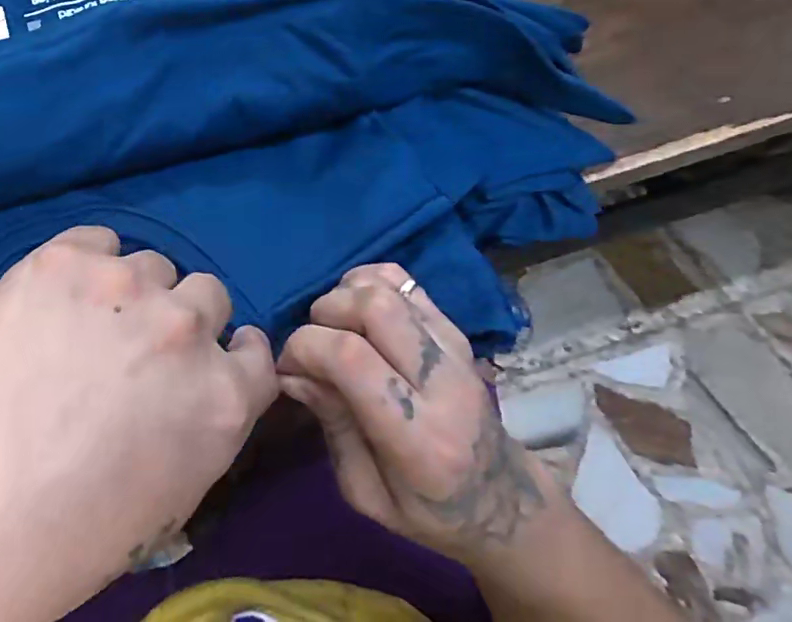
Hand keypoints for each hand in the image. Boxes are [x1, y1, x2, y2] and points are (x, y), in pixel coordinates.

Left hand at [0, 226, 278, 617]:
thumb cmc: (74, 525)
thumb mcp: (172, 491)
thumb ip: (199, 422)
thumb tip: (186, 390)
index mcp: (224, 395)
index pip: (254, 349)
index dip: (230, 349)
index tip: (207, 354)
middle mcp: (187, 328)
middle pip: (207, 293)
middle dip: (179, 316)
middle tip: (134, 343)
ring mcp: (127, 285)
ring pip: (152, 265)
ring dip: (131, 291)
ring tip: (82, 321)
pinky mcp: (66, 258)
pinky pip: (96, 240)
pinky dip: (85, 261)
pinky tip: (55, 293)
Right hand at [276, 263, 553, 568]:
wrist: (504, 501)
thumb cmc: (429, 511)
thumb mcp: (366, 493)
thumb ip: (331, 425)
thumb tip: (293, 372)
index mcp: (420, 439)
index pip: (352, 360)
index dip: (305, 347)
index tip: (288, 365)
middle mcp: (443, 384)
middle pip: (373, 307)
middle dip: (325, 312)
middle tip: (311, 341)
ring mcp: (454, 349)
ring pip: (388, 287)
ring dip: (345, 295)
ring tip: (334, 325)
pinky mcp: (455, 330)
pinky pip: (404, 280)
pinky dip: (368, 282)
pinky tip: (356, 309)